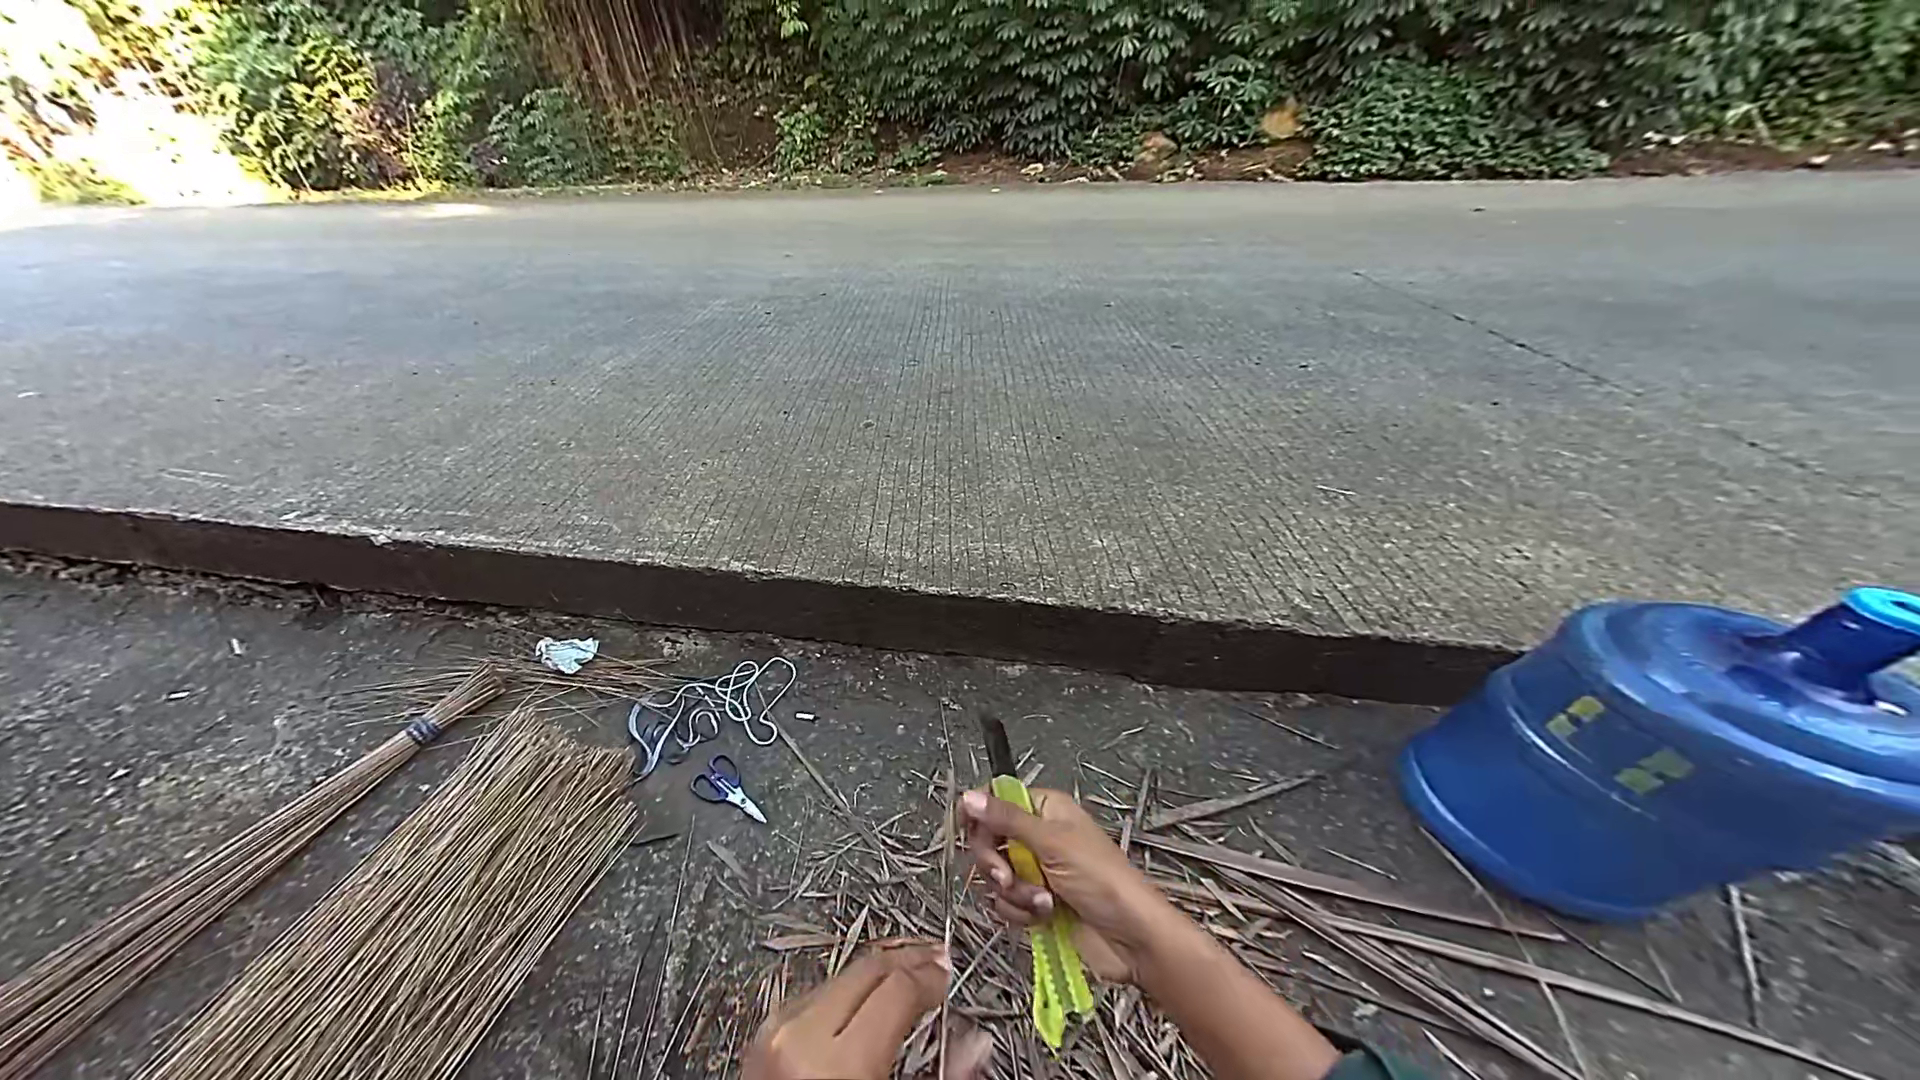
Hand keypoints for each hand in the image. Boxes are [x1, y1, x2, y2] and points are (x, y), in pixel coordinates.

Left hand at [743, 941, 991, 1079]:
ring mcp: (778, 1029)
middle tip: (938, 959)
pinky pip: (820, 992)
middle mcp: (803, 1035)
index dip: (930, 976)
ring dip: (881, 970)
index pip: (898, 987)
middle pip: (870, 967)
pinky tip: (871, 997)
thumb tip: (976, 1044)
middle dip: (910, 959)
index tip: (948, 976)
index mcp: (840, 1065)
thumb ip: (938, 1078)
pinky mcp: (766, 1032)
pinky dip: (851, 990)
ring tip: (911, 972)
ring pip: (845, 973)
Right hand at [959, 788, 1171, 983]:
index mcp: (1045, 809)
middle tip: (1007, 876)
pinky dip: (1020, 911)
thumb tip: (969, 796)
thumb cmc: (1101, 879)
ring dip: (1014, 892)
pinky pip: (1006, 902)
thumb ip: (1007, 819)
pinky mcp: (1035, 902)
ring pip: (995, 875)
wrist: (1130, 939)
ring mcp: (1036, 870)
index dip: (980, 814)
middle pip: (989, 839)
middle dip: (995, 863)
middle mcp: (1037, 835)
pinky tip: (1044, 916)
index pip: (997, 799)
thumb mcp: (1052, 843)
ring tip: (1042, 901)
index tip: (966, 829)